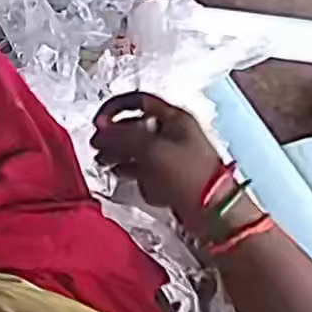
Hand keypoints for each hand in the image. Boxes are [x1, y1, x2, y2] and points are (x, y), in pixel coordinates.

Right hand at [91, 92, 229, 236]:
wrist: (213, 211)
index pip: (137, 101)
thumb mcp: (151, 149)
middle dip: (112, 136)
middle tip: (98, 146)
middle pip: (133, 125)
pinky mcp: (169, 173)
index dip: (114, 108)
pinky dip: (131, 169)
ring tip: (104, 162)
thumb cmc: (188, 174)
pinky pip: (143, 166)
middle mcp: (172, 132)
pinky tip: (122, 174)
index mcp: (174, 118)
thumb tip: (101, 130)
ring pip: (135, 147)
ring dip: (117, 153)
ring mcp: (171, 153)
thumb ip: (121, 136)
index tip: (98, 122)